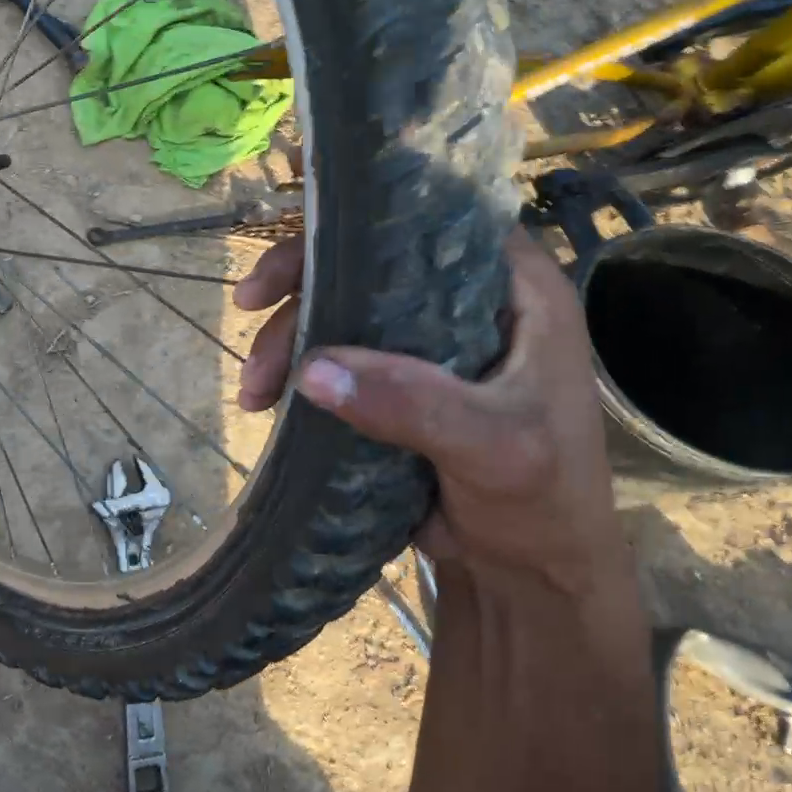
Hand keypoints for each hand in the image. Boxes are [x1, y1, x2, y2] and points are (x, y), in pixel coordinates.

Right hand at [233, 229, 629, 596]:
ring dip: (284, 340)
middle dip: (297, 291)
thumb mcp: (493, 448)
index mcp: (513, 294)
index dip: (362, 222)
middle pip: (363, 264)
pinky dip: (289, 370)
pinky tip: (265, 400)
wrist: (524, 569)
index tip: (297, 255)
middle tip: (249, 318)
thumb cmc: (542, 500)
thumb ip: (413, 406)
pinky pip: (327, 355)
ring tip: (254, 391)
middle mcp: (464, 305)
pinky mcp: (388, 381)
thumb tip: (311, 370)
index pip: (434, 222)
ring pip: (335, 309)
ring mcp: (421, 343)